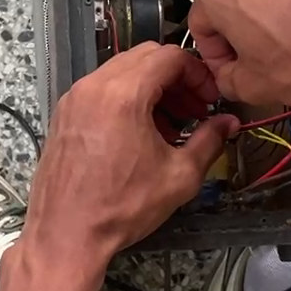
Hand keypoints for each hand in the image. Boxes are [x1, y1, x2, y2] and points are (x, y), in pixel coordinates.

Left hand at [23, 44, 238, 269]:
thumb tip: (227, 125)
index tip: (209, 98)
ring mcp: (73, 100)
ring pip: (120, 73)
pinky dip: (125, 100)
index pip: (169, 56)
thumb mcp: (178, 176)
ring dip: (150, 89)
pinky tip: (139, 134)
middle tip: (194, 110)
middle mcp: (93, 87)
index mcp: (123, 94)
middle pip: (144, 58)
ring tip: (170, 126)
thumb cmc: (119, 208)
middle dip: (175, 79)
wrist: (66, 235)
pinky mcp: (63, 116)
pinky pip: (100, 91)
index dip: (198, 73)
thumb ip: (208, 142)